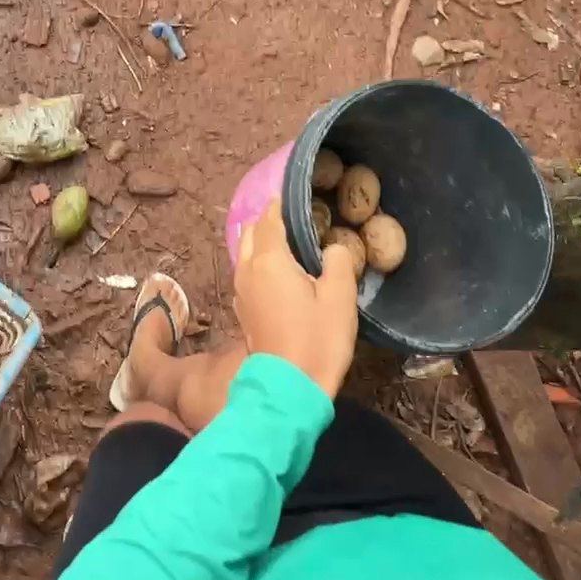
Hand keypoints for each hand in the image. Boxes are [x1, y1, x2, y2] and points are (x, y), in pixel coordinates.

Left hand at [234, 199, 359, 396]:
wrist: (289, 387)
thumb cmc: (317, 339)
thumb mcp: (339, 297)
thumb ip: (338, 262)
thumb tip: (333, 248)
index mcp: (269, 260)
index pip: (269, 220)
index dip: (277, 204)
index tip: (286, 192)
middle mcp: (248, 270)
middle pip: (250, 233)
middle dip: (265, 220)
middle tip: (288, 215)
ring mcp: (240, 291)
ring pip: (245, 253)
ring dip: (259, 242)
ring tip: (283, 240)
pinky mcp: (242, 310)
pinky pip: (246, 274)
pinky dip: (257, 263)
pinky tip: (275, 272)